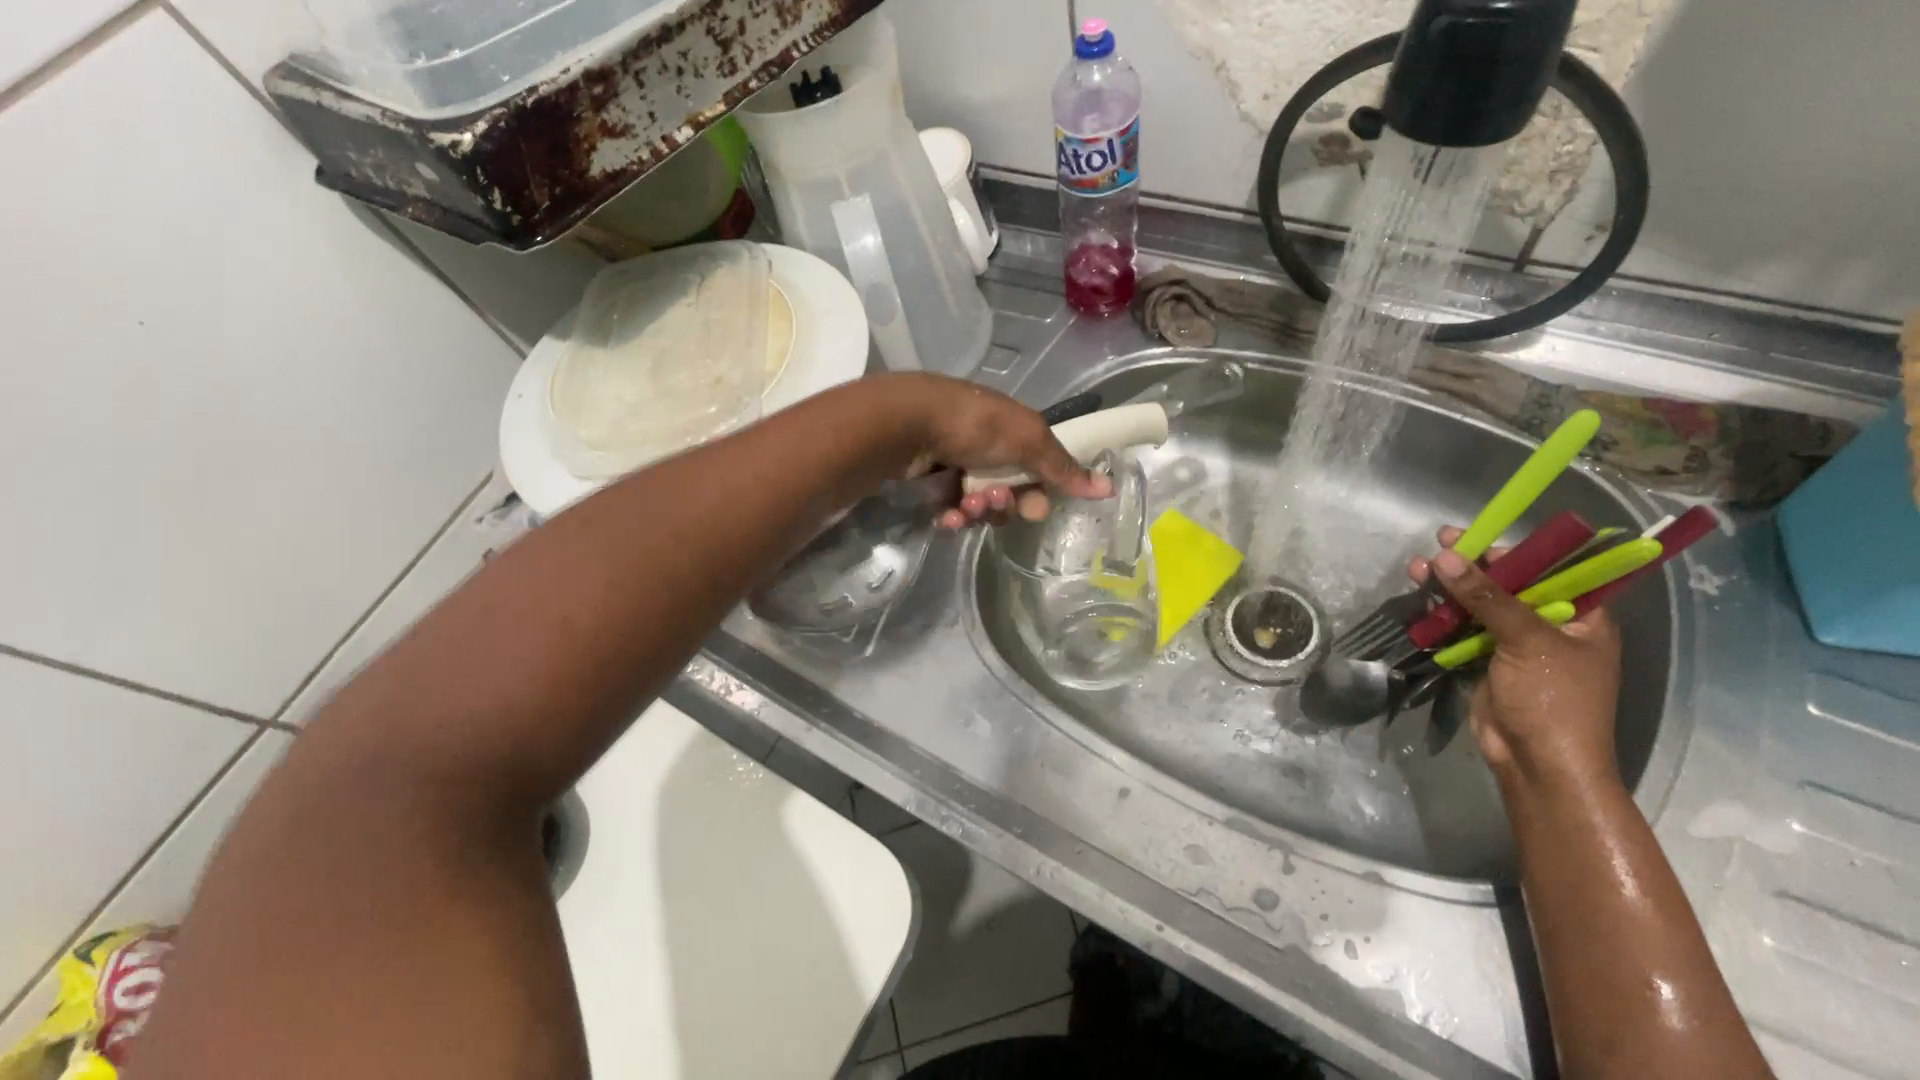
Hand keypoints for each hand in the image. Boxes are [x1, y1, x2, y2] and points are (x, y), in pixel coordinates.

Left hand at [875, 374, 1111, 527]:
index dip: (1040, 490)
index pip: (1038, 465)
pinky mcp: (927, 480)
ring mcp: (954, 461)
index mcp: (1011, 427)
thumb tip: (1107, 488)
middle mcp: (984, 443)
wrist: (905, 424)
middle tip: (994, 501)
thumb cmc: (972, 425)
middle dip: (1006, 503)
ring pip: (980, 502)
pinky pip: (951, 508)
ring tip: (964, 505)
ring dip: (979, 511)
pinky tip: (946, 515)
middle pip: (1010, 489)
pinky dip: (952, 515)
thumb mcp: (1027, 439)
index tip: (1035, 507)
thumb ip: (1062, 467)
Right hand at [1407, 527, 1622, 783]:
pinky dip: (1441, 616)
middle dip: (1473, 566)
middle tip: (1440, 543)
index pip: (1552, 569)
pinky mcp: (1486, 663)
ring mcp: (1516, 646)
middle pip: (1509, 584)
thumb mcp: (1525, 641)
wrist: (1538, 765)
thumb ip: (1486, 596)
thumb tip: (1445, 556)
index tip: (1479, 536)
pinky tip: (1419, 601)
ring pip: (1479, 606)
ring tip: (1416, 570)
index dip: (1516, 550)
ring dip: (1449, 588)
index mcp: (1582, 618)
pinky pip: (1462, 631)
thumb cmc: (1553, 700)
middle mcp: (1551, 626)